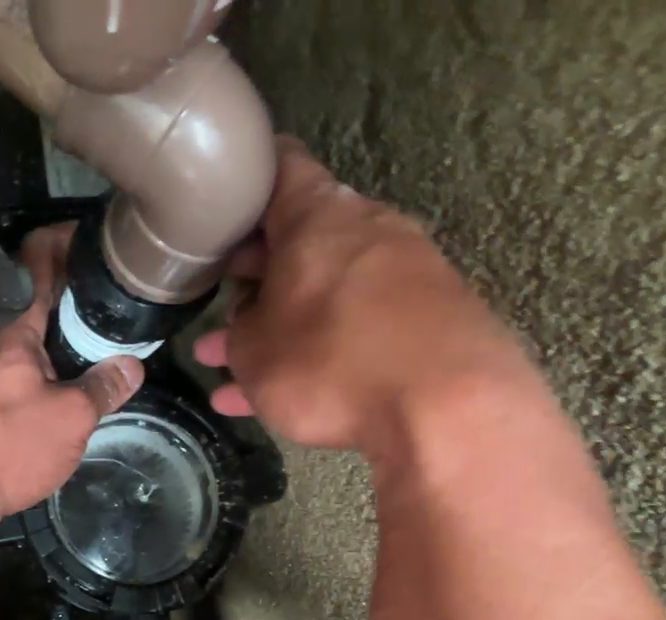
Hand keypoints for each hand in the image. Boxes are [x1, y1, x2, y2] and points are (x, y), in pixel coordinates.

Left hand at [0, 224, 144, 532]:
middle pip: (31, 291)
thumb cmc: (9, 449)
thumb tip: (131, 366)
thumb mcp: (71, 418)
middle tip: (109, 290)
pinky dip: (44, 352)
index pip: (36, 257)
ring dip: (58, 323)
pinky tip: (68, 369)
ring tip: (96, 329)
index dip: (66, 237)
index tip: (97, 238)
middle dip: (70, 284)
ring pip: (24, 327)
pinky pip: (16, 357)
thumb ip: (104, 386)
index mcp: (12, 328)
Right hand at [195, 137, 532, 458]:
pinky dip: (313, 356)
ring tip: (226, 368)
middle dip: (256, 270)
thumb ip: (238, 329)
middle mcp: (366, 230)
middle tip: (218, 294)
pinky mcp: (424, 322)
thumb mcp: (252, 351)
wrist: (447, 406)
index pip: (281, 167)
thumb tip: (247, 319)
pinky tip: (268, 400)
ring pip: (321, 294)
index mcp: (318, 216)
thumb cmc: (329, 360)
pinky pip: (351, 330)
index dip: (247, 179)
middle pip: (300, 237)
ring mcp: (402, 275)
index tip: (219, 197)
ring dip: (277, 326)